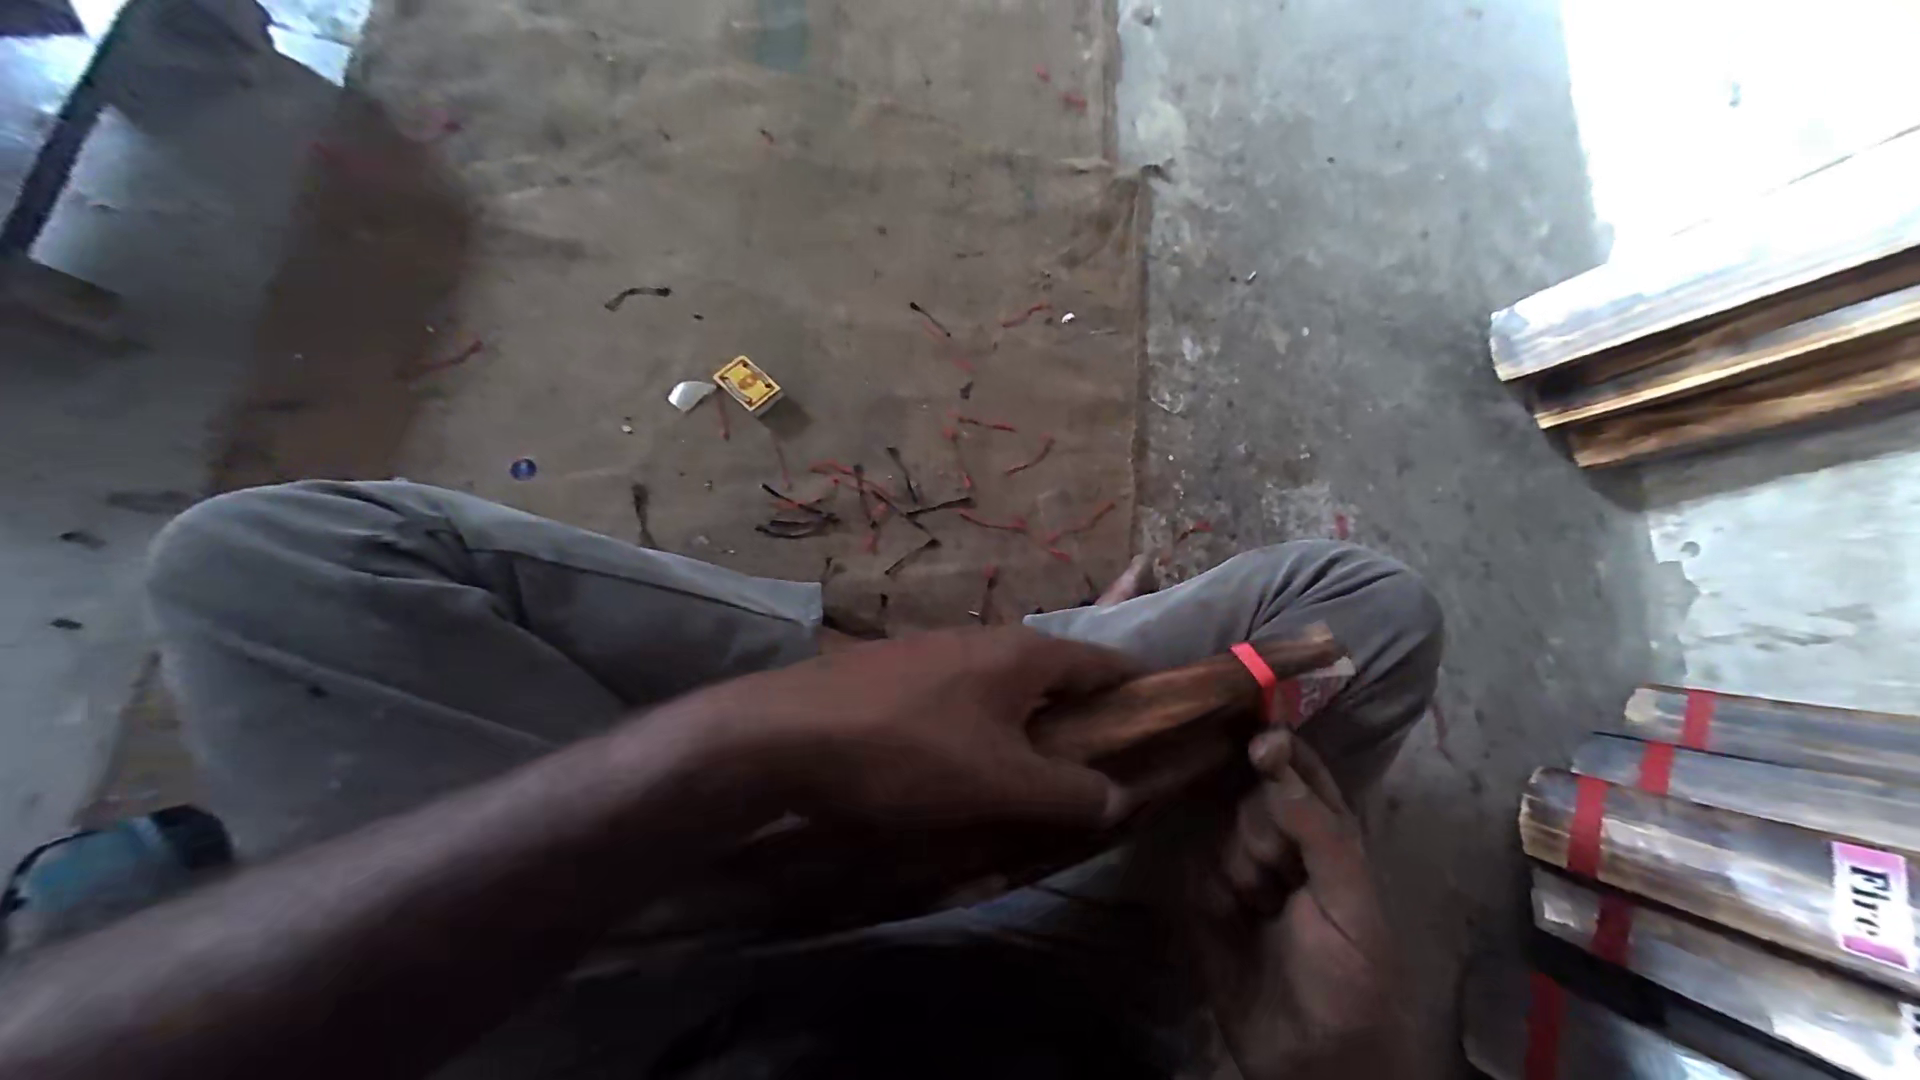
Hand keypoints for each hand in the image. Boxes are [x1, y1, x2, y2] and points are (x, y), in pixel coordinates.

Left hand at [682, 627, 1137, 828]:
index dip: (1134, 688)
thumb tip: (1119, 796)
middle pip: (1052, 672)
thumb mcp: (1001, 783)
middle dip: (1079, 713)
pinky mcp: (898, 669)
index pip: (1102, 661)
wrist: (788, 732)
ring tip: (1031, 767)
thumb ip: (1068, 791)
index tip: (1156, 718)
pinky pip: (961, 694)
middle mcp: (984, 638)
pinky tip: (963, 755)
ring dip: (1026, 720)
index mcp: (1022, 653)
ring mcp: (937, 648)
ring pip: (1003, 684)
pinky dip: (981, 721)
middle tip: (1094, 762)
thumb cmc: (908, 752)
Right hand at [1194, 731, 1398, 1079]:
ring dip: (1237, 864)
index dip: (1277, 746)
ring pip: (1219, 824)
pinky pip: (1192, 859)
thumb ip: (1316, 827)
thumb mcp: (1351, 901)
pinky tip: (1230, 915)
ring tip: (1257, 908)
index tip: (1255, 745)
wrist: (1308, 1063)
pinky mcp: (1203, 889)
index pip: (1298, 766)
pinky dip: (1210, 883)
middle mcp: (1279, 837)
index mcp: (1326, 831)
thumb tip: (1270, 755)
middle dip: (1259, 826)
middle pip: (1250, 791)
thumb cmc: (1350, 978)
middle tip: (1276, 872)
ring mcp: (1238, 862)